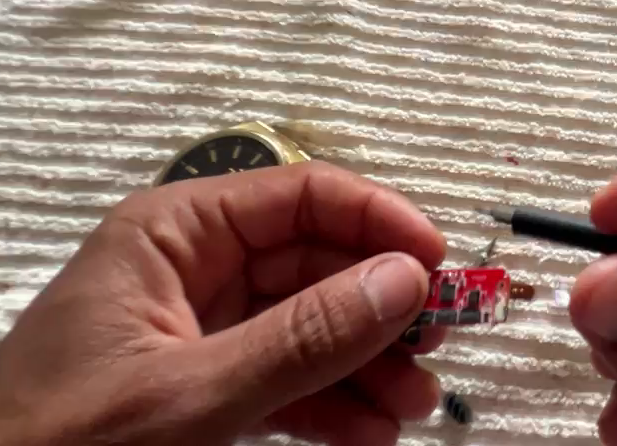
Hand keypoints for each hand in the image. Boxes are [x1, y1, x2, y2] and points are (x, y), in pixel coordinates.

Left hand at [0, 162, 447, 445]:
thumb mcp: (185, 399)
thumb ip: (302, 339)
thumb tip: (411, 278)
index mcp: (178, 230)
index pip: (305, 194)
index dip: (379, 219)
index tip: (437, 263)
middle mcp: (198, 263)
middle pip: (318, 259)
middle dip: (380, 304)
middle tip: (437, 344)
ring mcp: (202, 325)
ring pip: (311, 320)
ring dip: (367, 359)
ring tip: (416, 403)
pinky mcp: (202, 382)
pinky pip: (286, 373)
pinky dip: (331, 400)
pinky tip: (370, 430)